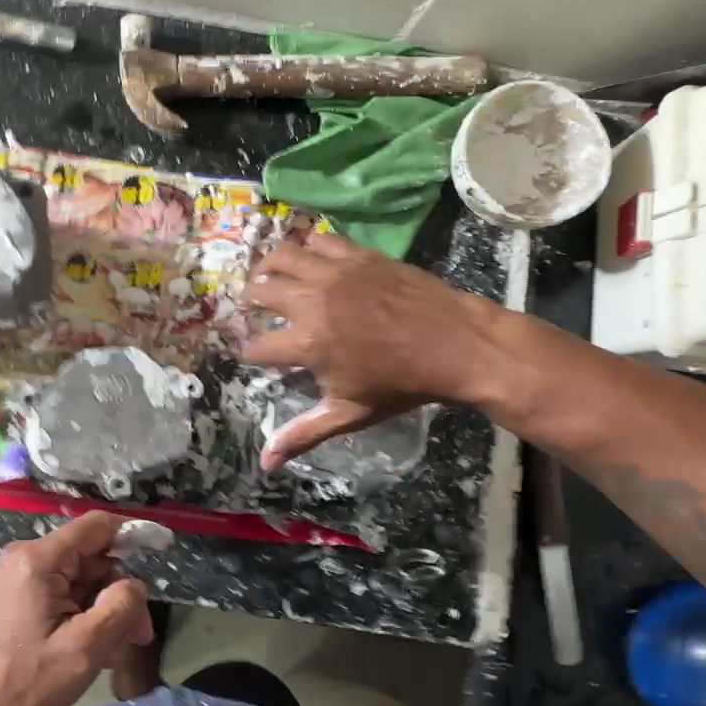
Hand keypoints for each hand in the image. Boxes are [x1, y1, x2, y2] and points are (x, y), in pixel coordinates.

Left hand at [0, 512, 153, 705]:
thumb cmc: (21, 680)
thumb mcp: (83, 648)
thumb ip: (119, 608)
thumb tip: (135, 585)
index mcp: (38, 559)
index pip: (97, 526)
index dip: (133, 533)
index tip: (164, 547)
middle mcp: (23, 558)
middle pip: (89, 558)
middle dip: (118, 592)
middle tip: (139, 637)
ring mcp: (13, 580)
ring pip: (75, 581)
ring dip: (100, 609)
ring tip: (114, 652)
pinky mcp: (8, 601)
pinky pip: (56, 596)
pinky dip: (78, 616)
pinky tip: (89, 649)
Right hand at [243, 232, 510, 471]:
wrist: (457, 346)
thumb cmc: (401, 385)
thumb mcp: (349, 413)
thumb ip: (303, 434)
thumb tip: (265, 465)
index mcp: (308, 344)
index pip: (256, 346)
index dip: (249, 353)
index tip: (253, 355)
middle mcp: (312, 302)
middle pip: (259, 292)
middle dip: (248, 303)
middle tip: (250, 309)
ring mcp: (334, 273)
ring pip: (281, 256)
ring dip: (265, 268)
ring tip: (266, 277)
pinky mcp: (357, 255)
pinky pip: (317, 240)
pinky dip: (304, 247)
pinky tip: (305, 260)